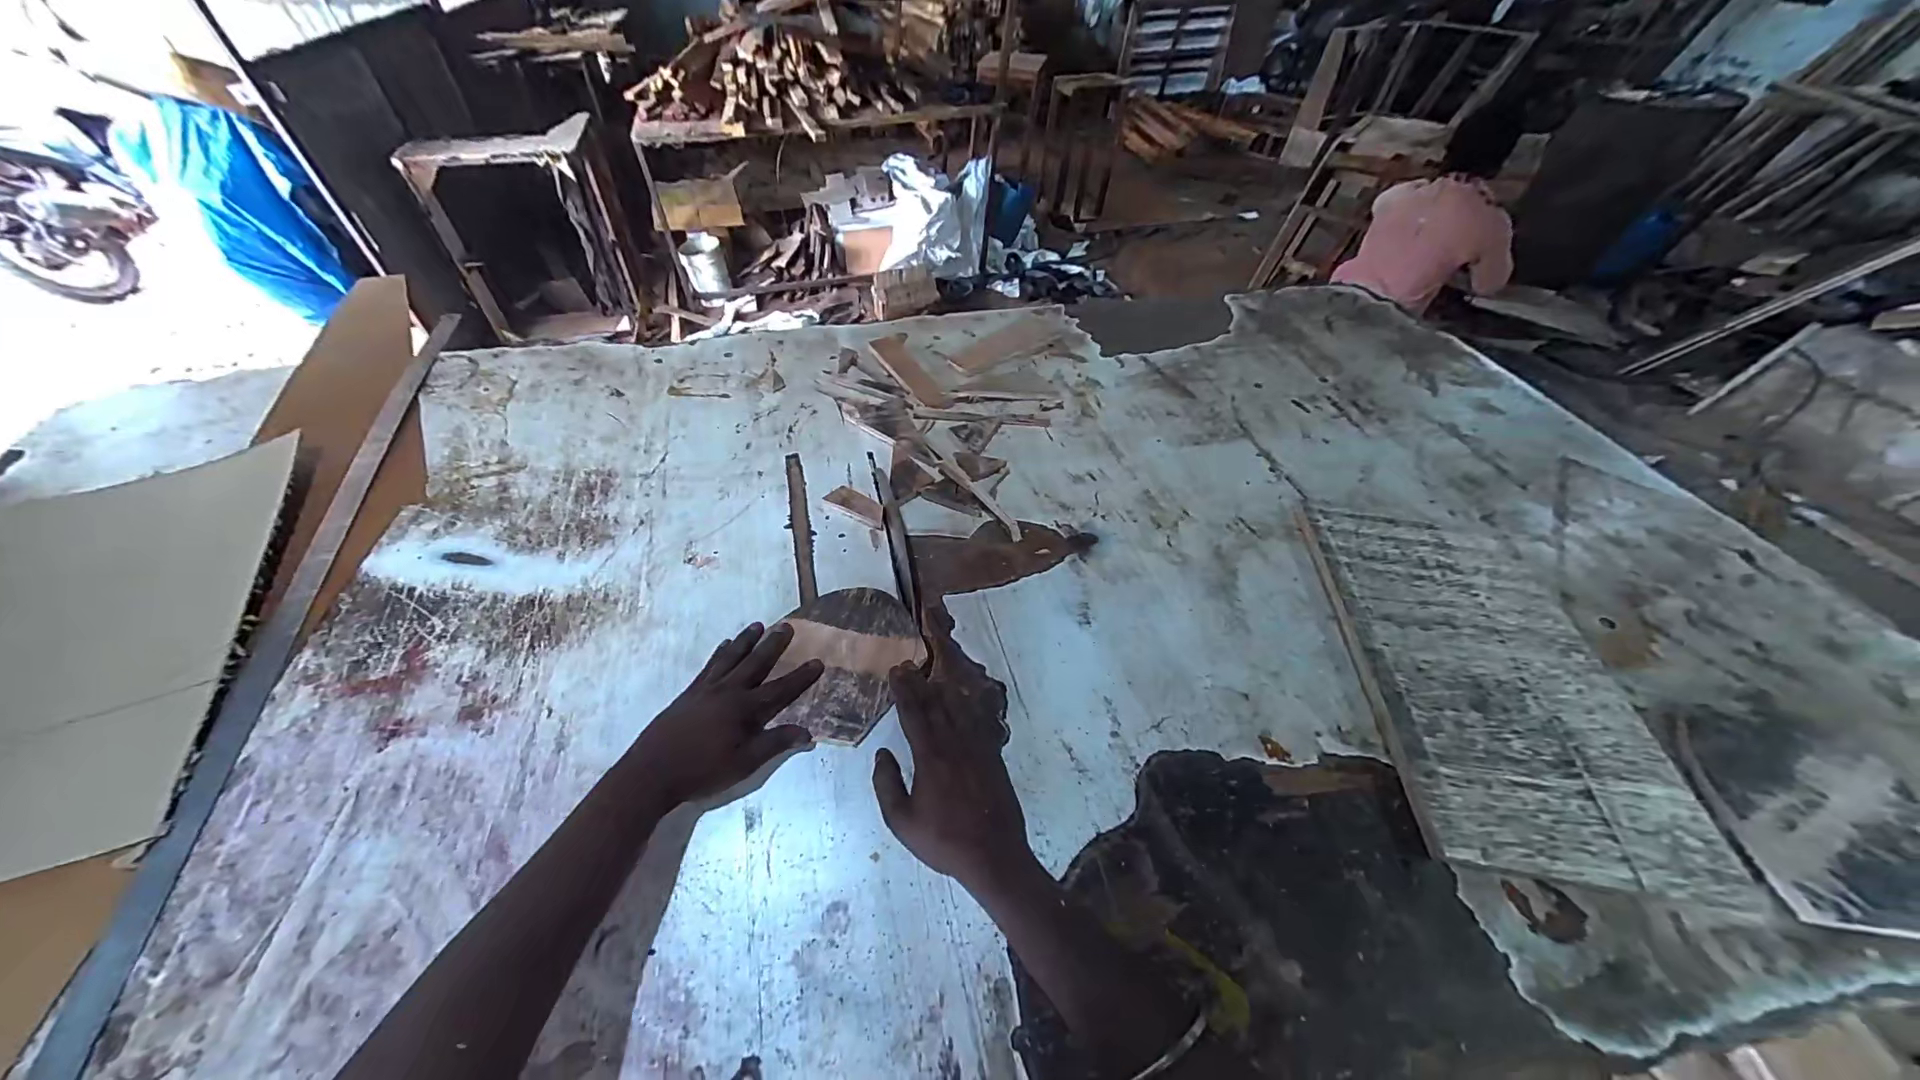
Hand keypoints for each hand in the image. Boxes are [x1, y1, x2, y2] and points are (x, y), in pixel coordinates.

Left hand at [631, 622, 822, 804]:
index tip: (818, 662)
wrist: (650, 773)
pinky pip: (709, 666)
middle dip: (773, 645)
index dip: (801, 677)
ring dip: (746, 641)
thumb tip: (807, 733)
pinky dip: (720, 653)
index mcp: (744, 708)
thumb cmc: (701, 771)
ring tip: (757, 626)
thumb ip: (775, 744)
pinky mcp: (689, 694)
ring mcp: (705, 689)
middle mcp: (727, 691)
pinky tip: (724, 646)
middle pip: (755, 663)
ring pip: (731, 658)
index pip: (780, 689)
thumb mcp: (744, 763)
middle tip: (786, 627)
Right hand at [873, 664, 1035, 889]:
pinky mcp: (993, 756)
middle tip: (907, 667)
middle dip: (919, 684)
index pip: (914, 714)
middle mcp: (955, 745)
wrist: (994, 854)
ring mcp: (978, 748)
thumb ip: (887, 784)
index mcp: (930, 757)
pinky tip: (963, 701)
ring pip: (959, 709)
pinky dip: (968, 707)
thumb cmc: (943, 841)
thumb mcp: (902, 821)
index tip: (895, 672)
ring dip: (943, 691)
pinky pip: (978, 722)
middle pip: (935, 705)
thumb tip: (882, 753)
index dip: (903, 691)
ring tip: (932, 677)